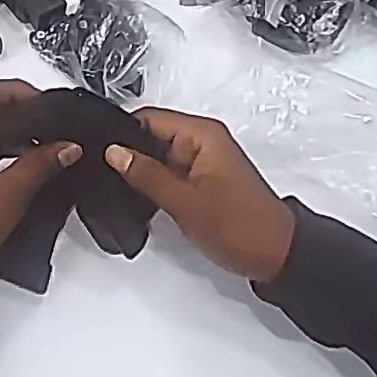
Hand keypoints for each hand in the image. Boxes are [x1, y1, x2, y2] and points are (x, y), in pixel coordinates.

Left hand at [0, 79, 81, 246]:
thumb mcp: (10, 192)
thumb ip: (42, 164)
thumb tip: (67, 148)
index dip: (19, 92)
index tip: (44, 102)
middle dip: (21, 114)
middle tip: (51, 123)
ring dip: (14, 133)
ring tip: (45, 144)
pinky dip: (3, 148)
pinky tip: (28, 160)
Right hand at [103, 107, 295, 281]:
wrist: (277, 258)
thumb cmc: (239, 227)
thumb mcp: (186, 202)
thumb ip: (147, 175)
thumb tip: (114, 152)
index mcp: (201, 134)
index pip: (148, 118)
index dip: (122, 134)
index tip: (99, 153)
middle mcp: (201, 140)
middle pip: (150, 135)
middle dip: (129, 153)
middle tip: (103, 175)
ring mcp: (201, 159)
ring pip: (157, 155)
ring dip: (141, 170)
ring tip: (118, 188)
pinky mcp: (200, 177)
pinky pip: (168, 171)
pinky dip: (154, 181)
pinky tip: (139, 196)